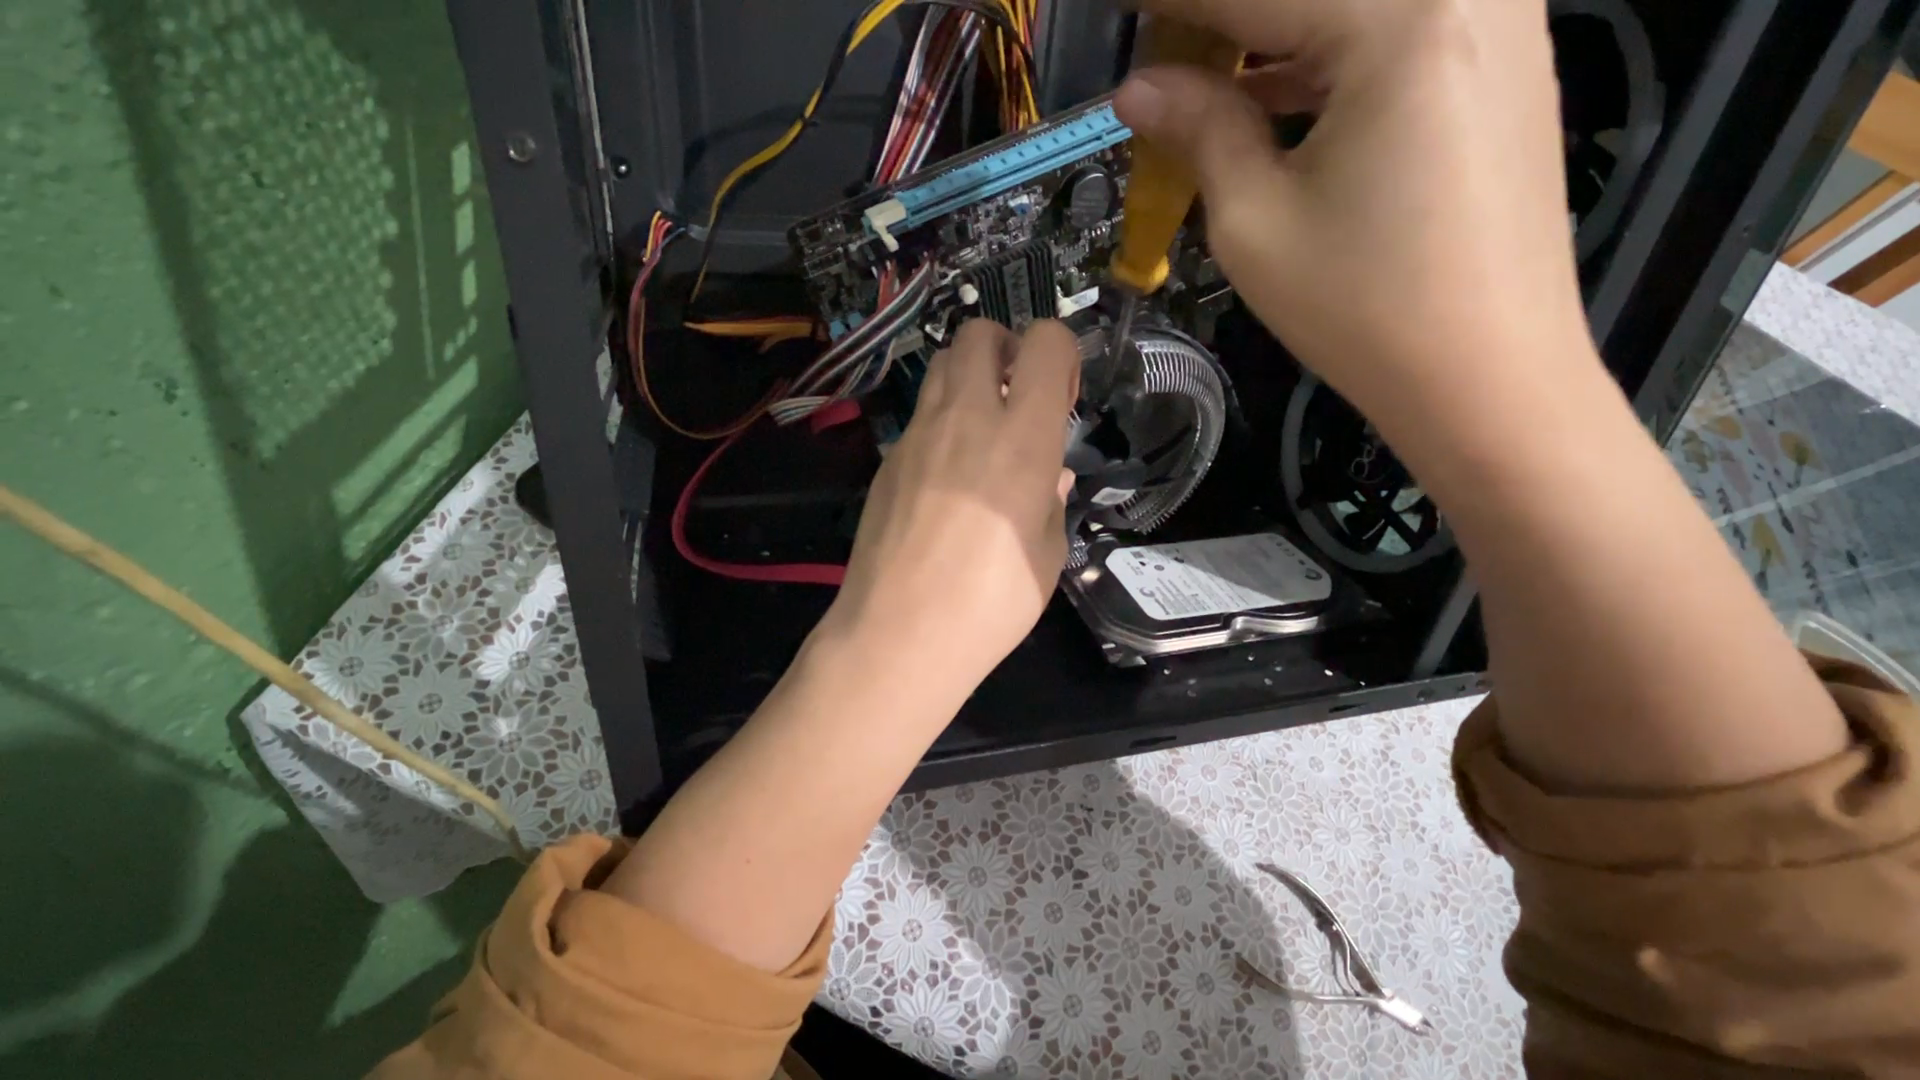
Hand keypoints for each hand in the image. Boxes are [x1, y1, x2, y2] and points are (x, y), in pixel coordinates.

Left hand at [817, 318, 1079, 693]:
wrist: (900, 633)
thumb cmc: (991, 602)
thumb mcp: (1046, 552)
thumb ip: (1049, 499)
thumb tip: (1050, 473)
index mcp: (1022, 436)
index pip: (1044, 341)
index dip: (1061, 352)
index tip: (1062, 397)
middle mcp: (966, 417)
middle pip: (978, 334)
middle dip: (1006, 348)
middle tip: (1019, 399)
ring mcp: (917, 435)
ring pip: (940, 366)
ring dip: (969, 377)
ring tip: (984, 431)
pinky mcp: (887, 460)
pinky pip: (919, 417)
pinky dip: (941, 422)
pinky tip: (949, 476)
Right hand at [1114, 0, 1590, 439]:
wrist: (1490, 380)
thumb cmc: (1363, 309)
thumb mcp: (1255, 221)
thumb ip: (1199, 128)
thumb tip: (1138, 87)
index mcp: (1403, 19)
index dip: (1172, 4)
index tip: (1117, 16)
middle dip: (1225, 16)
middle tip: (1166, 56)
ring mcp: (1501, 21)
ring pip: (1356, 5)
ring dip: (1275, 31)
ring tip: (1206, 77)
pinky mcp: (1506, 64)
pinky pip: (1398, 27)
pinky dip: (1328, 48)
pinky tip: (1274, 88)